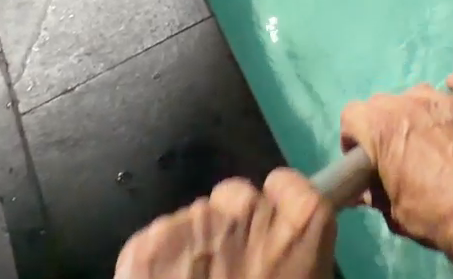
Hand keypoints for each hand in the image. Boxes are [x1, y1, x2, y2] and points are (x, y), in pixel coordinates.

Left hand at [114, 170, 334, 278]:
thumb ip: (297, 252)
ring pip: (195, 215)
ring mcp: (198, 221)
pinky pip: (157, 237)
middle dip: (229, 225)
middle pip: (234, 193)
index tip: (264, 238)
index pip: (283, 183)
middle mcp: (250, 206)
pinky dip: (158, 263)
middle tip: (225, 272)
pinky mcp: (150, 245)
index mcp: (302, 218)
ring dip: (195, 244)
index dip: (272, 209)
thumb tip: (282, 244)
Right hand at [338, 73, 452, 260]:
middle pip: (384, 102)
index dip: (353, 136)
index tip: (362, 157)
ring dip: (416, 110)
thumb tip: (361, 190)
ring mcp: (446, 100)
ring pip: (420, 92)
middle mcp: (412, 103)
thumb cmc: (433, 214)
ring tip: (426, 137)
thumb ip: (373, 193)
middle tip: (392, 152)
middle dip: (382, 124)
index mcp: (383, 127)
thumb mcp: (392, 212)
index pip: (352, 114)